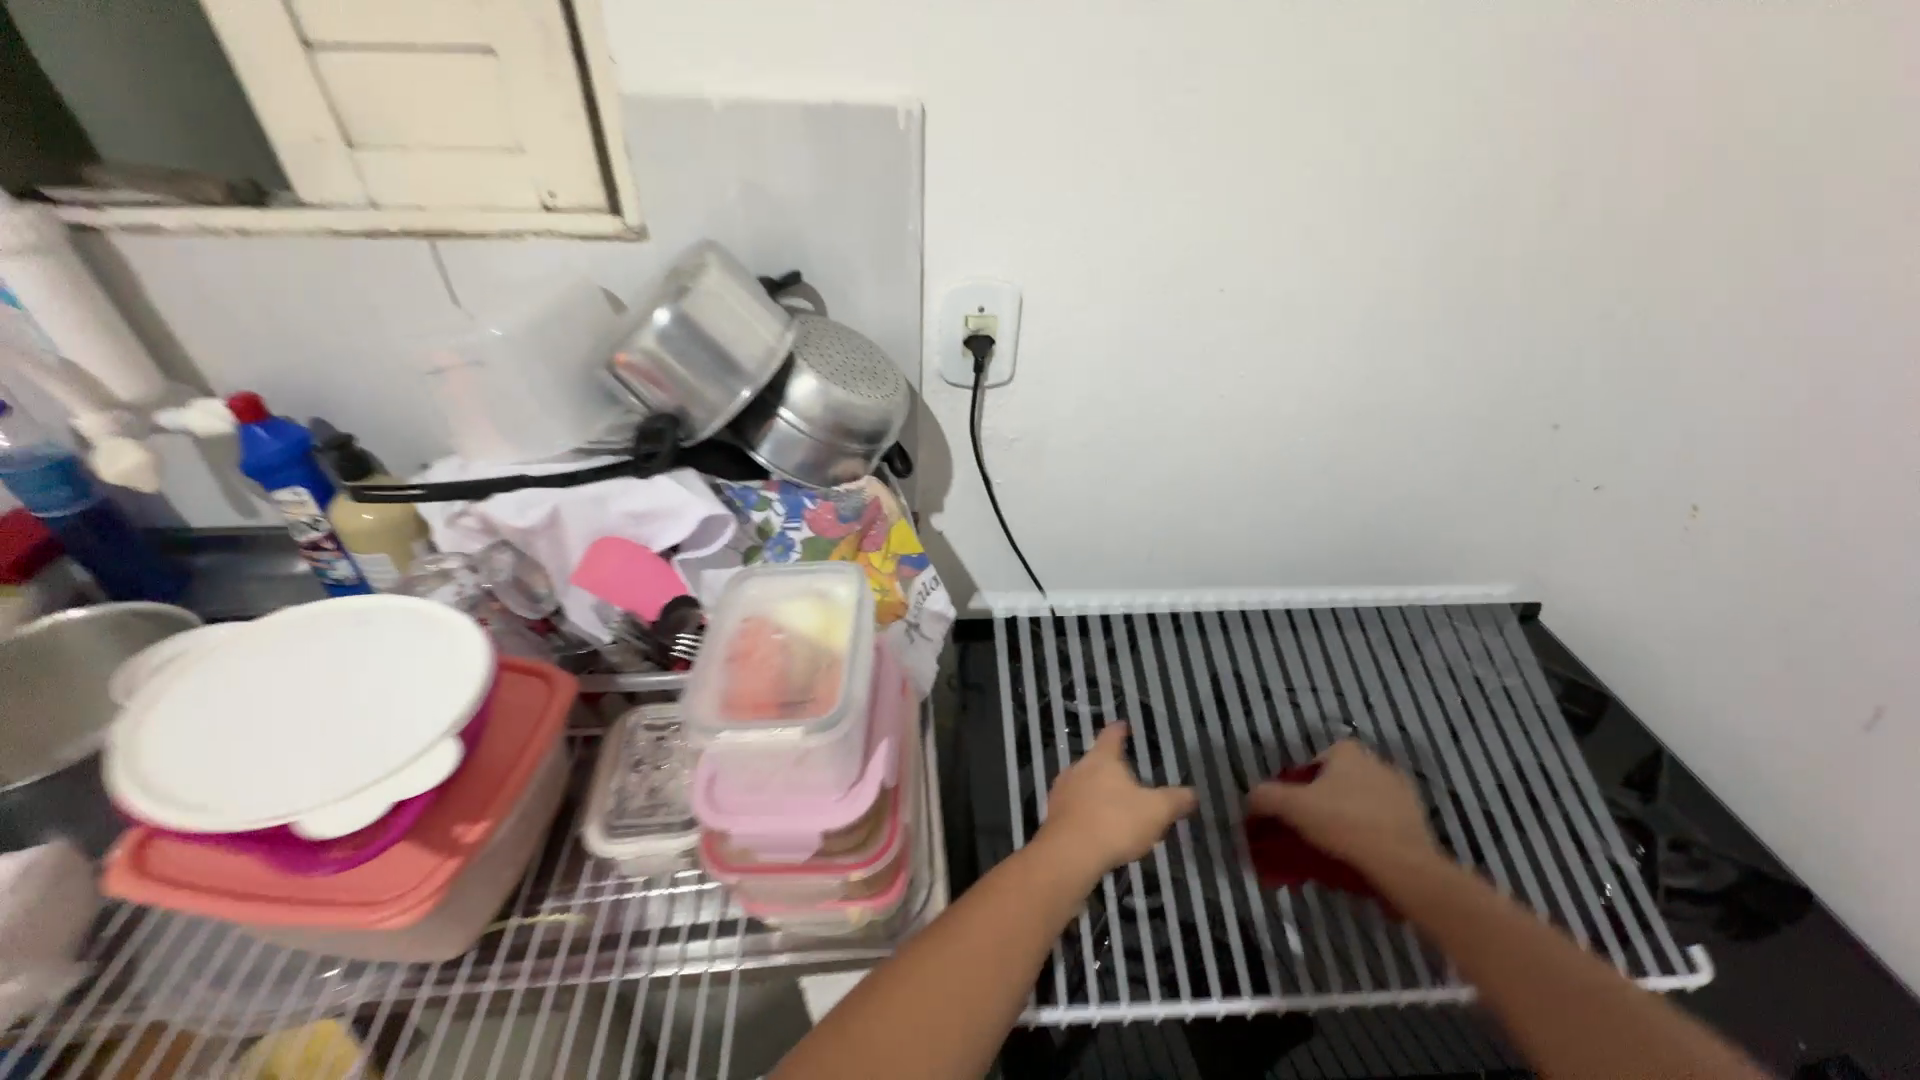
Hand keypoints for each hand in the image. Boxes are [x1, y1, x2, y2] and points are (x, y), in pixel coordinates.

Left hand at [1034, 723, 1196, 878]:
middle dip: (1111, 768)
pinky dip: (1087, 812)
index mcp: (1102, 759)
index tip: (1125, 726)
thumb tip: (1194, 794)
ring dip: (1097, 792)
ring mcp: (1061, 792)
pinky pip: (1074, 807)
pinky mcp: (1052, 816)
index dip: (1120, 730)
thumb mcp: (1156, 811)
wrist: (1069, 855)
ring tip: (1115, 806)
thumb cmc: (1115, 822)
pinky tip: (1098, 828)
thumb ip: (1176, 800)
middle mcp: (1077, 768)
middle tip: (1129, 778)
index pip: (1112, 735)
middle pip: (1096, 761)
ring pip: (1083, 785)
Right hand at [1245, 740, 1438, 875]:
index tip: (1294, 810)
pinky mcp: (1418, 820)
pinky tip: (1359, 858)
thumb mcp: (1291, 807)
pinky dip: (1369, 836)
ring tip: (1333, 850)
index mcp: (1348, 752)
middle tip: (1310, 831)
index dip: (1299, 785)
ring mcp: (1402, 792)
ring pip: (1361, 804)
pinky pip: (1382, 824)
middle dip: (1323, 804)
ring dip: (1347, 821)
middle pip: (1338, 783)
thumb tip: (1251, 799)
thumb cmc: (1343, 823)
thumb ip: (1265, 797)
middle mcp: (1377, 763)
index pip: (1314, 762)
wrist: (1402, 864)